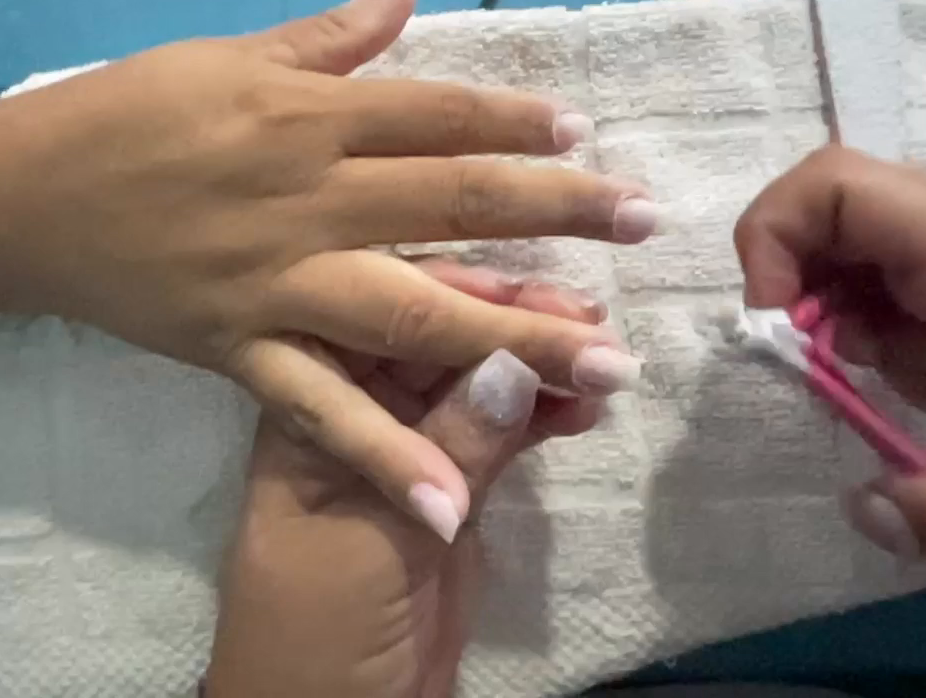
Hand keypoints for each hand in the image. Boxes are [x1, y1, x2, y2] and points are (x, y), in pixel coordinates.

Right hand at [0, 0, 648, 539]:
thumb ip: (328, 35)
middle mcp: (305, 196)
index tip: (583, 133)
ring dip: (512, 335)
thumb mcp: (226, 55)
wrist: (22, 198)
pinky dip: (385, 458)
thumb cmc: (128, 111)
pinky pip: (322, 412)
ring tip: (602, 360)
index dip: (514, 120)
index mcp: (302, 114)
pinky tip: (454, 507)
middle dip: (555, 211)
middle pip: (451, 202)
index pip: (434, 115)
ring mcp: (276, 284)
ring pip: (411, 311)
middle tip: (643, 223)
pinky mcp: (238, 354)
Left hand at [206, 327, 599, 697]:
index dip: (467, 302)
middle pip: (445, 342)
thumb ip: (448, 448)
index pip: (392, 325)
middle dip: (518, 328)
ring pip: (483, 383)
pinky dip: (545, 417)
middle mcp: (366, 402)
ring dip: (543, 370)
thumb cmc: (318, 626)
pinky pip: (504, 433)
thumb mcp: (377, 533)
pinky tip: (586, 408)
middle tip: (594, 324)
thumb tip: (514, 361)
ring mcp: (416, 439)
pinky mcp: (457, 479)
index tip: (543, 299)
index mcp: (320, 397)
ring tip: (608, 366)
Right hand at [733, 146, 925, 620]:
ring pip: (866, 262)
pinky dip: (906, 349)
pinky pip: (910, 297)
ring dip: (862, 334)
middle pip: (836, 221)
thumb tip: (859, 506)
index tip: (781, 335)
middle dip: (808, 300)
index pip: (838, 187)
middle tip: (844, 384)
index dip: (773, 241)